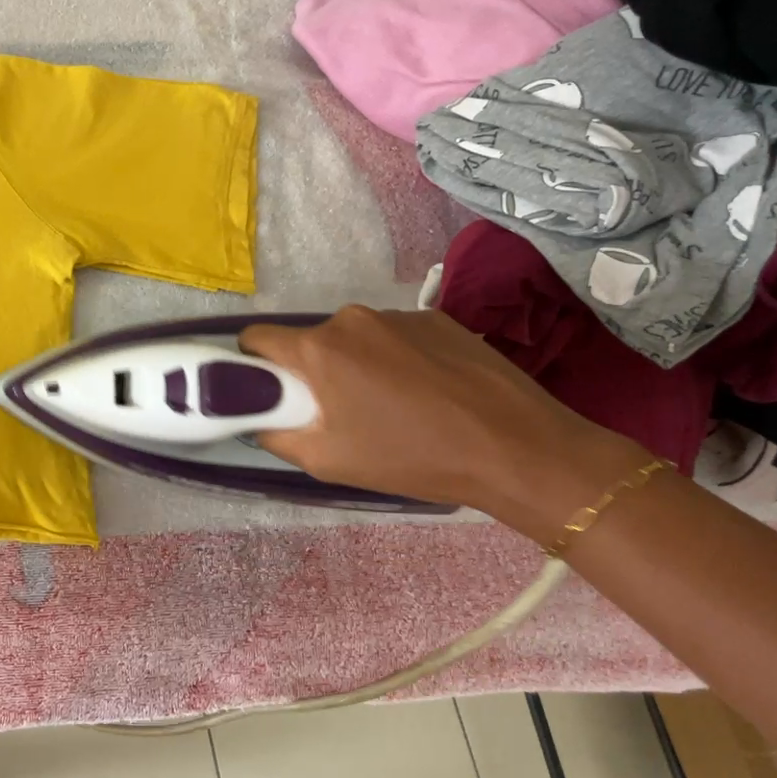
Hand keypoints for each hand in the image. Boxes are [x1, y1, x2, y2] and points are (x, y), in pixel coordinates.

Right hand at [239, 307, 648, 538]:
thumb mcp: (327, 461)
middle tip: (339, 410)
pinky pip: (396, 335)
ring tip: (393, 403)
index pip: (255, 338)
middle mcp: (350, 320)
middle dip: (313, 370)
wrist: (523, 452)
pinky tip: (428, 391)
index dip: (253, 364)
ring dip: (357, 363)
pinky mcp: (439, 319)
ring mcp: (398, 316)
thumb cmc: (414, 458)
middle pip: (308, 340)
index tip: (272, 392)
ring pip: (353, 338)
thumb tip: (260, 419)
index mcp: (317, 349)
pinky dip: (397, 358)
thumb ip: (277, 435)